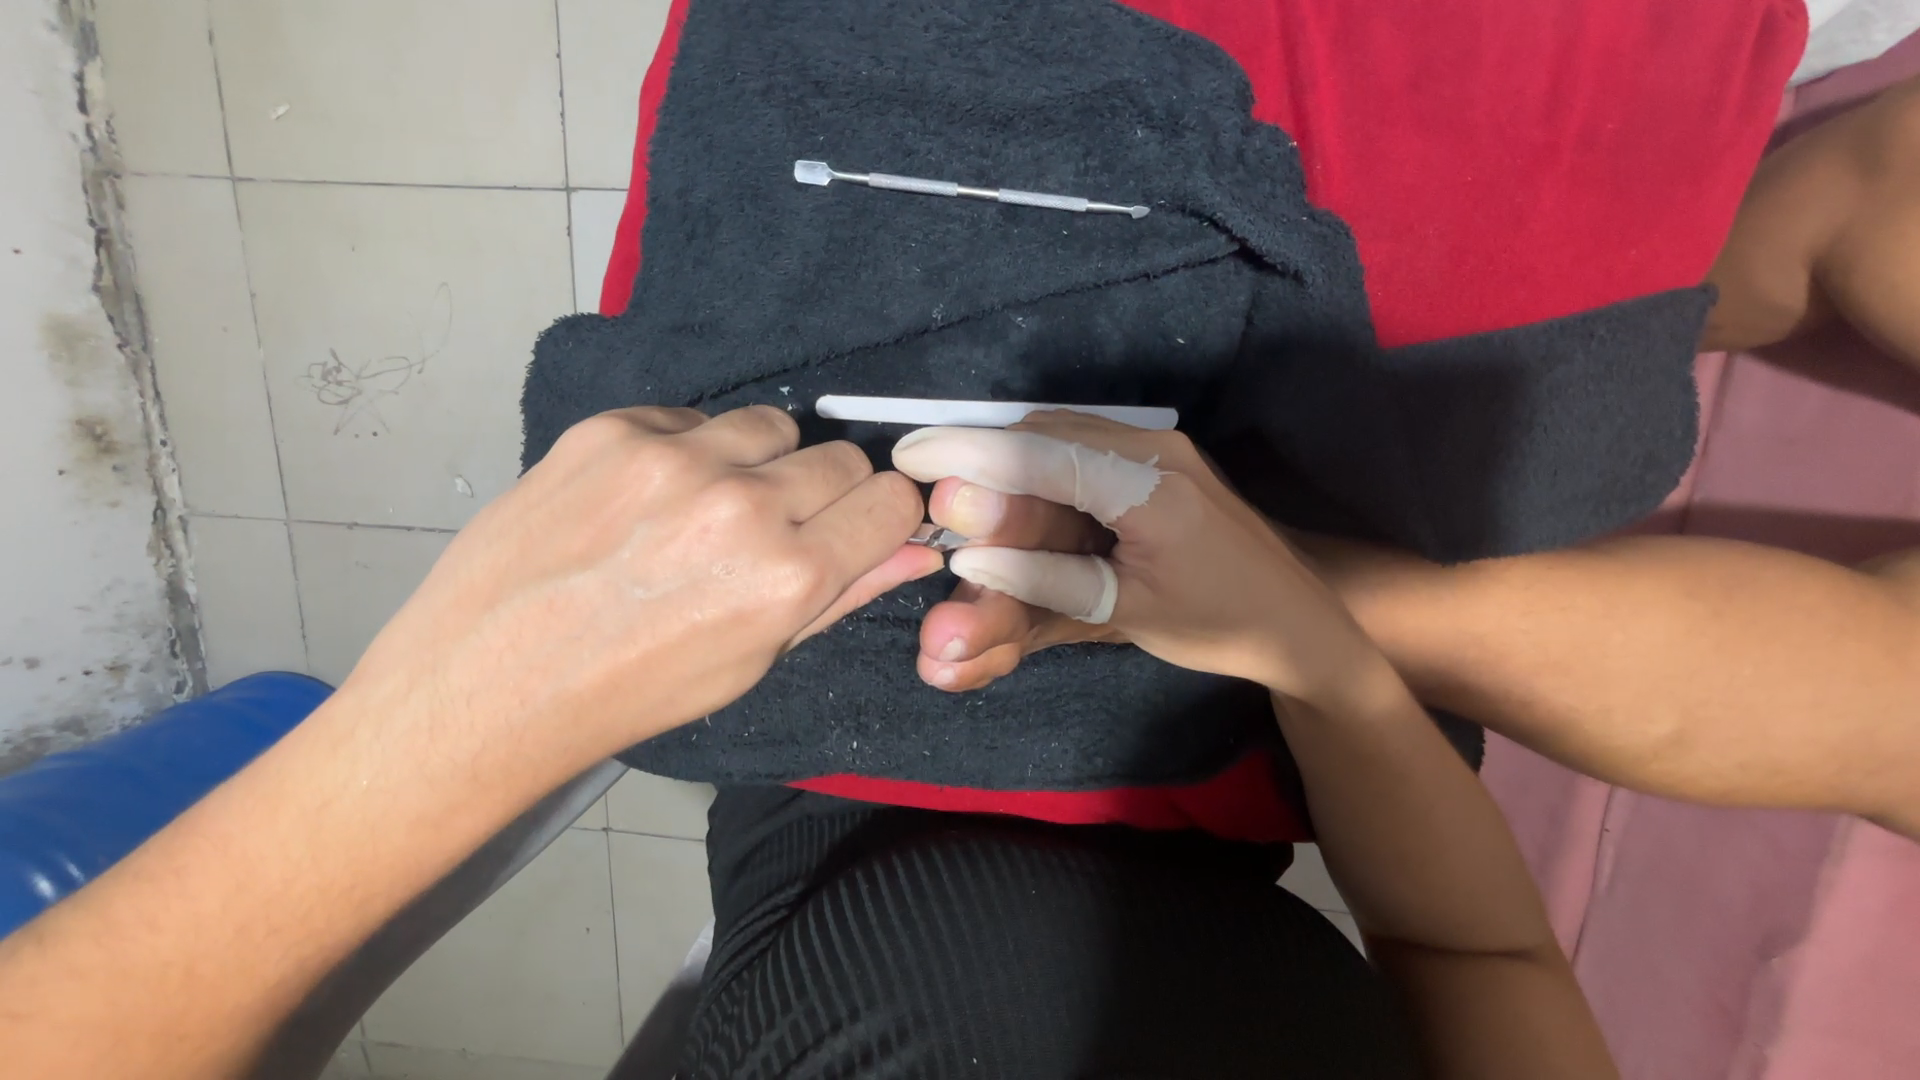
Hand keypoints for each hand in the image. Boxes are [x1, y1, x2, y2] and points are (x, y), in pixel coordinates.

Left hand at [346, 406, 939, 765]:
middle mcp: (743, 506)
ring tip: (709, 506)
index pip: (893, 500)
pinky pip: (693, 418)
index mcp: (789, 578)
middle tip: (776, 528)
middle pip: (842, 457)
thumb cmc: (636, 691)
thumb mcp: (756, 660)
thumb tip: (922, 549)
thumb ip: (845, 593)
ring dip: (761, 462)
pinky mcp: (612, 429)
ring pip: (773, 425)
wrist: (488, 682)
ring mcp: (673, 459)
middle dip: (827, 491)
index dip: (884, 515)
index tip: (858, 527)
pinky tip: (649, 496)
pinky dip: (689, 449)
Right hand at [893, 411, 1381, 701]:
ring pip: (1062, 437)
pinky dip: (1038, 466)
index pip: (1042, 457)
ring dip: (1007, 458)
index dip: (970, 455)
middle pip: (1045, 434)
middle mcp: (1153, 447)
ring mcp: (1160, 448)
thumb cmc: (1220, 623)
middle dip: (980, 453)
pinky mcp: (1160, 460)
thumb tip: (970, 556)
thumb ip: (1047, 579)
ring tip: (957, 485)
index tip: (911, 456)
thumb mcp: (1127, 611)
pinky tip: (1012, 490)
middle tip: (925, 475)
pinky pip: (1083, 449)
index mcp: (1149, 484)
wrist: (1302, 618)